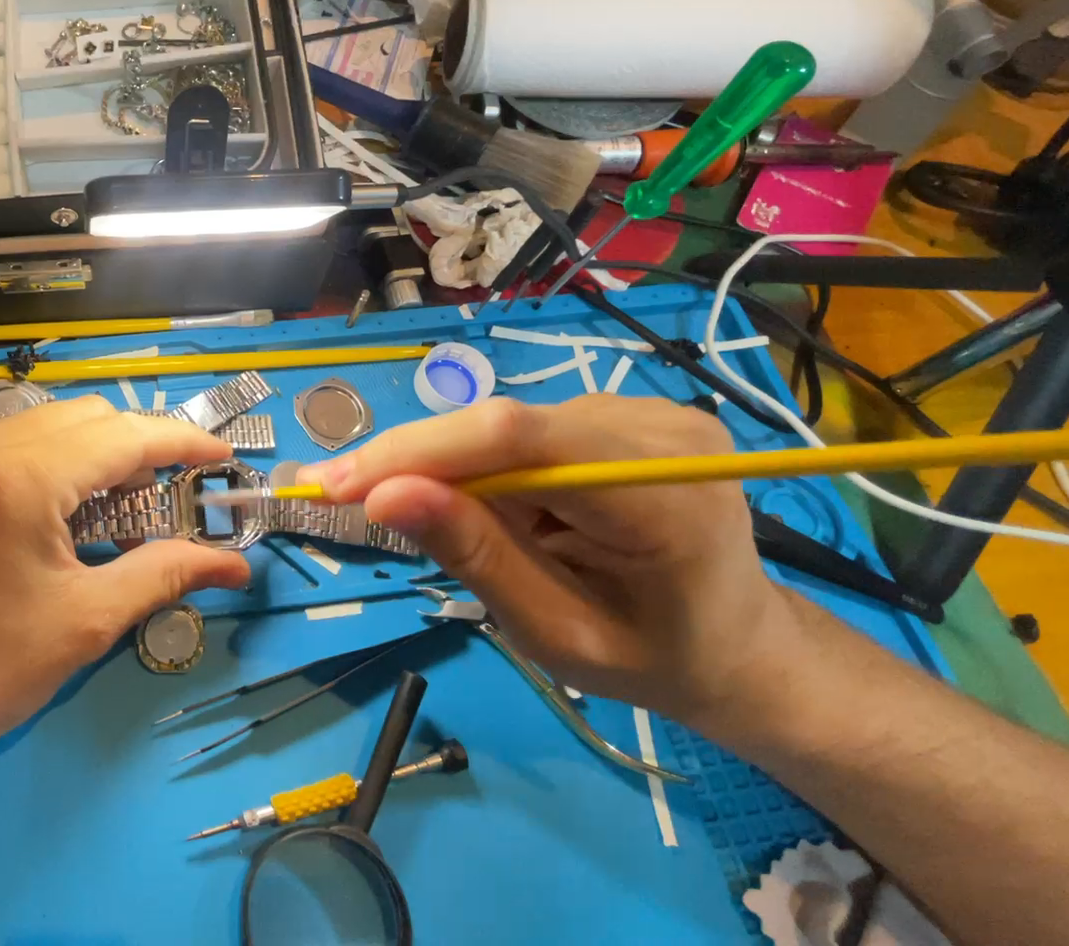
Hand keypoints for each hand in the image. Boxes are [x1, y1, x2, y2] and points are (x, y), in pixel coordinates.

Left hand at [0, 397, 251, 793]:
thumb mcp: (85, 622)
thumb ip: (164, 574)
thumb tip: (235, 566)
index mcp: (19, 477)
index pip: (123, 435)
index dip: (181, 442)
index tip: (221, 458)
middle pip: (83, 418)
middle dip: (137, 449)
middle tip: (166, 500)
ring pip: (39, 428)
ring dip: (89, 456)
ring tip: (112, 513)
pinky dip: (42, 467)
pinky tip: (52, 518)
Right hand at [299, 396, 798, 722]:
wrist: (736, 642)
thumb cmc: (650, 657)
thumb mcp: (554, 633)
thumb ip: (476, 558)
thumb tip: (384, 497)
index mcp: (662, 497)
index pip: (518, 442)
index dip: (417, 452)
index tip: (336, 485)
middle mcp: (658, 430)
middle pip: (501, 426)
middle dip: (410, 460)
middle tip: (332, 491)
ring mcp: (644, 411)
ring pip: (501, 426)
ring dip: (440, 465)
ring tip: (404, 509)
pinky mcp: (621, 413)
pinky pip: (520, 431)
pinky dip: (474, 463)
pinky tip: (471, 500)